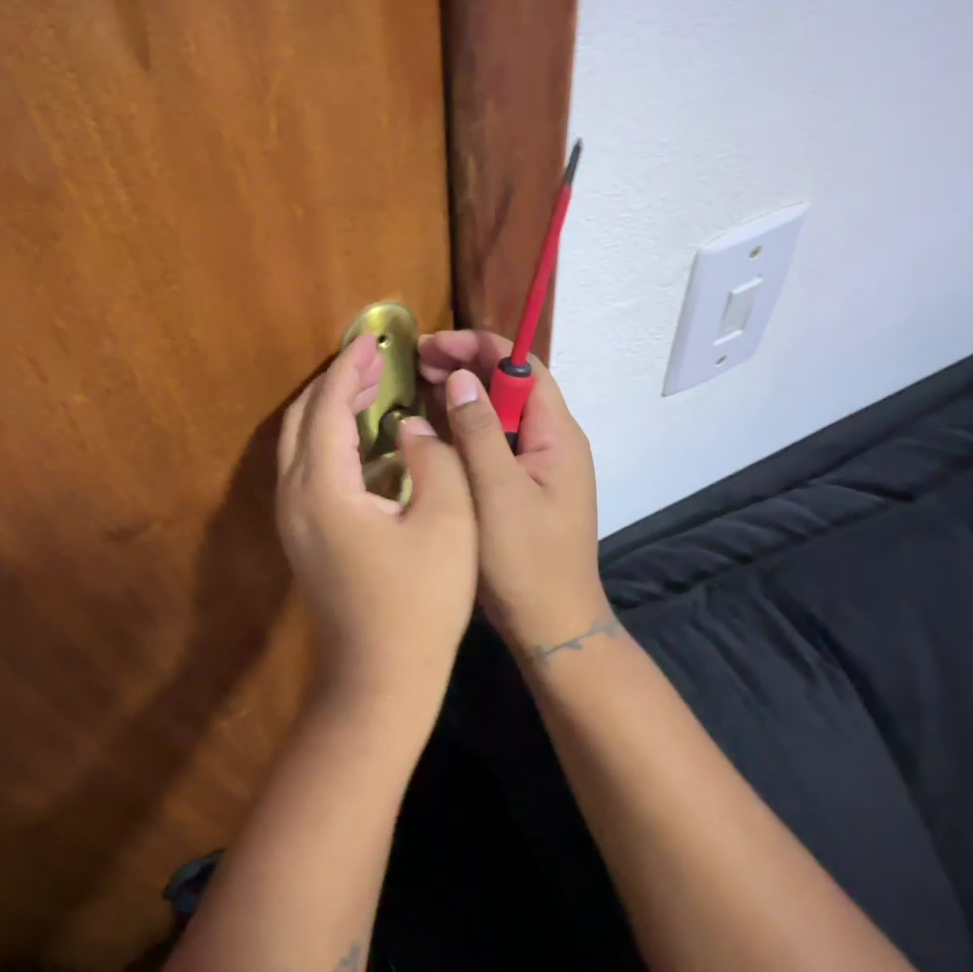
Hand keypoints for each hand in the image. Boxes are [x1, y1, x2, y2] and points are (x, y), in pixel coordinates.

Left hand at [277, 333, 477, 705]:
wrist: (379, 679)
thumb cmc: (420, 602)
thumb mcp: (447, 521)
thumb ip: (434, 458)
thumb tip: (410, 427)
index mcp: (322, 486)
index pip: (327, 406)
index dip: (351, 368)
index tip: (374, 337)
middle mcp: (294, 497)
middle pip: (301, 420)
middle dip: (335, 384)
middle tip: (374, 360)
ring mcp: (293, 522)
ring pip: (299, 447)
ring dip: (329, 413)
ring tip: (370, 392)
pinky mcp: (303, 541)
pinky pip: (307, 473)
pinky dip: (329, 444)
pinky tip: (366, 447)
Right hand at [418, 331, 603, 649]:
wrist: (552, 626)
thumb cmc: (527, 561)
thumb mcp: (497, 491)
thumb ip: (478, 430)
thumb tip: (460, 377)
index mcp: (556, 435)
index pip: (523, 367)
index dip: (479, 347)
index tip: (431, 346)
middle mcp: (552, 442)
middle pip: (511, 386)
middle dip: (466, 366)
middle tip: (415, 363)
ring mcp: (538, 467)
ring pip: (499, 414)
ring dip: (462, 395)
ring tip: (416, 386)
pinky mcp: (522, 490)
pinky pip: (492, 443)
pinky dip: (463, 428)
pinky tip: (432, 431)